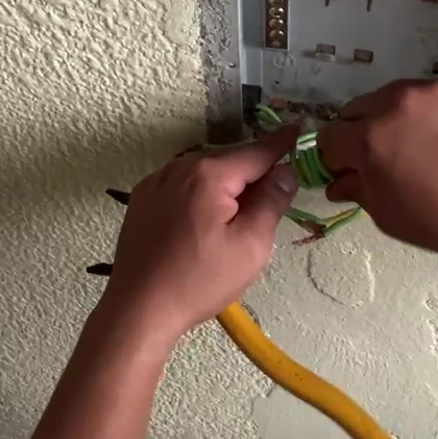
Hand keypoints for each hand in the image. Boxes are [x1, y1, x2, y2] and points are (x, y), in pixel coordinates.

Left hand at [103, 127, 299, 339]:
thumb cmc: (199, 281)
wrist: (138, 309)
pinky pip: (183, 184)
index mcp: (209, 175)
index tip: (299, 129)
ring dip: (226, 186)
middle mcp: (180, 167)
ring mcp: (157, 180)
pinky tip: (203, 223)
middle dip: (253, 175)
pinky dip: (200, 193)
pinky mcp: (142, 198)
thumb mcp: (250, 246)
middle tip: (271, 203)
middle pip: (230, 162)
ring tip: (235, 221)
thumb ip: (271, 202)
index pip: (257, 152)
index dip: (282, 143)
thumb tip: (285, 172)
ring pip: (205, 173)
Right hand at [317, 79, 437, 267]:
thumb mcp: (387, 214)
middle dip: (360, 133)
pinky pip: (429, 94)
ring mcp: (429, 90)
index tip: (348, 169)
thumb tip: (339, 180)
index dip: (335, 157)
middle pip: (356, 110)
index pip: (329, 137)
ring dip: (392, 117)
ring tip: (418, 144)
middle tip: (383, 157)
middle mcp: (393, 104)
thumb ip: (356, 189)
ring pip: (391, 96)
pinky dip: (429, 112)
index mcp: (368, 139)